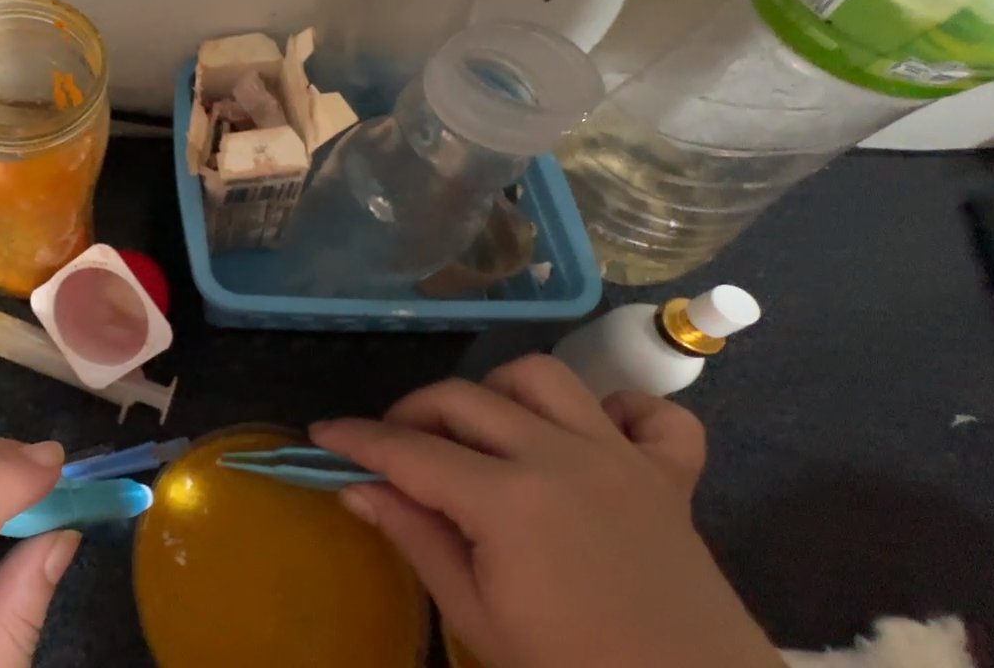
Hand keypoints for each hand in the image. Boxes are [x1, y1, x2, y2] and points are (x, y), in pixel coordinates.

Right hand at [312, 354, 779, 667]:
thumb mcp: (475, 616)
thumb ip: (415, 537)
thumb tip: (356, 486)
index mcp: (507, 500)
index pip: (408, 450)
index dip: (356, 438)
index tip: (322, 434)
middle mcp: (560, 456)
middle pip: (461, 398)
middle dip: (411, 413)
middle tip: (393, 449)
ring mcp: (620, 459)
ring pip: (541, 377)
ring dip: (497, 392)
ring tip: (481, 433)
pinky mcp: (671, 477)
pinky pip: (651, 415)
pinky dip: (617, 411)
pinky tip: (589, 437)